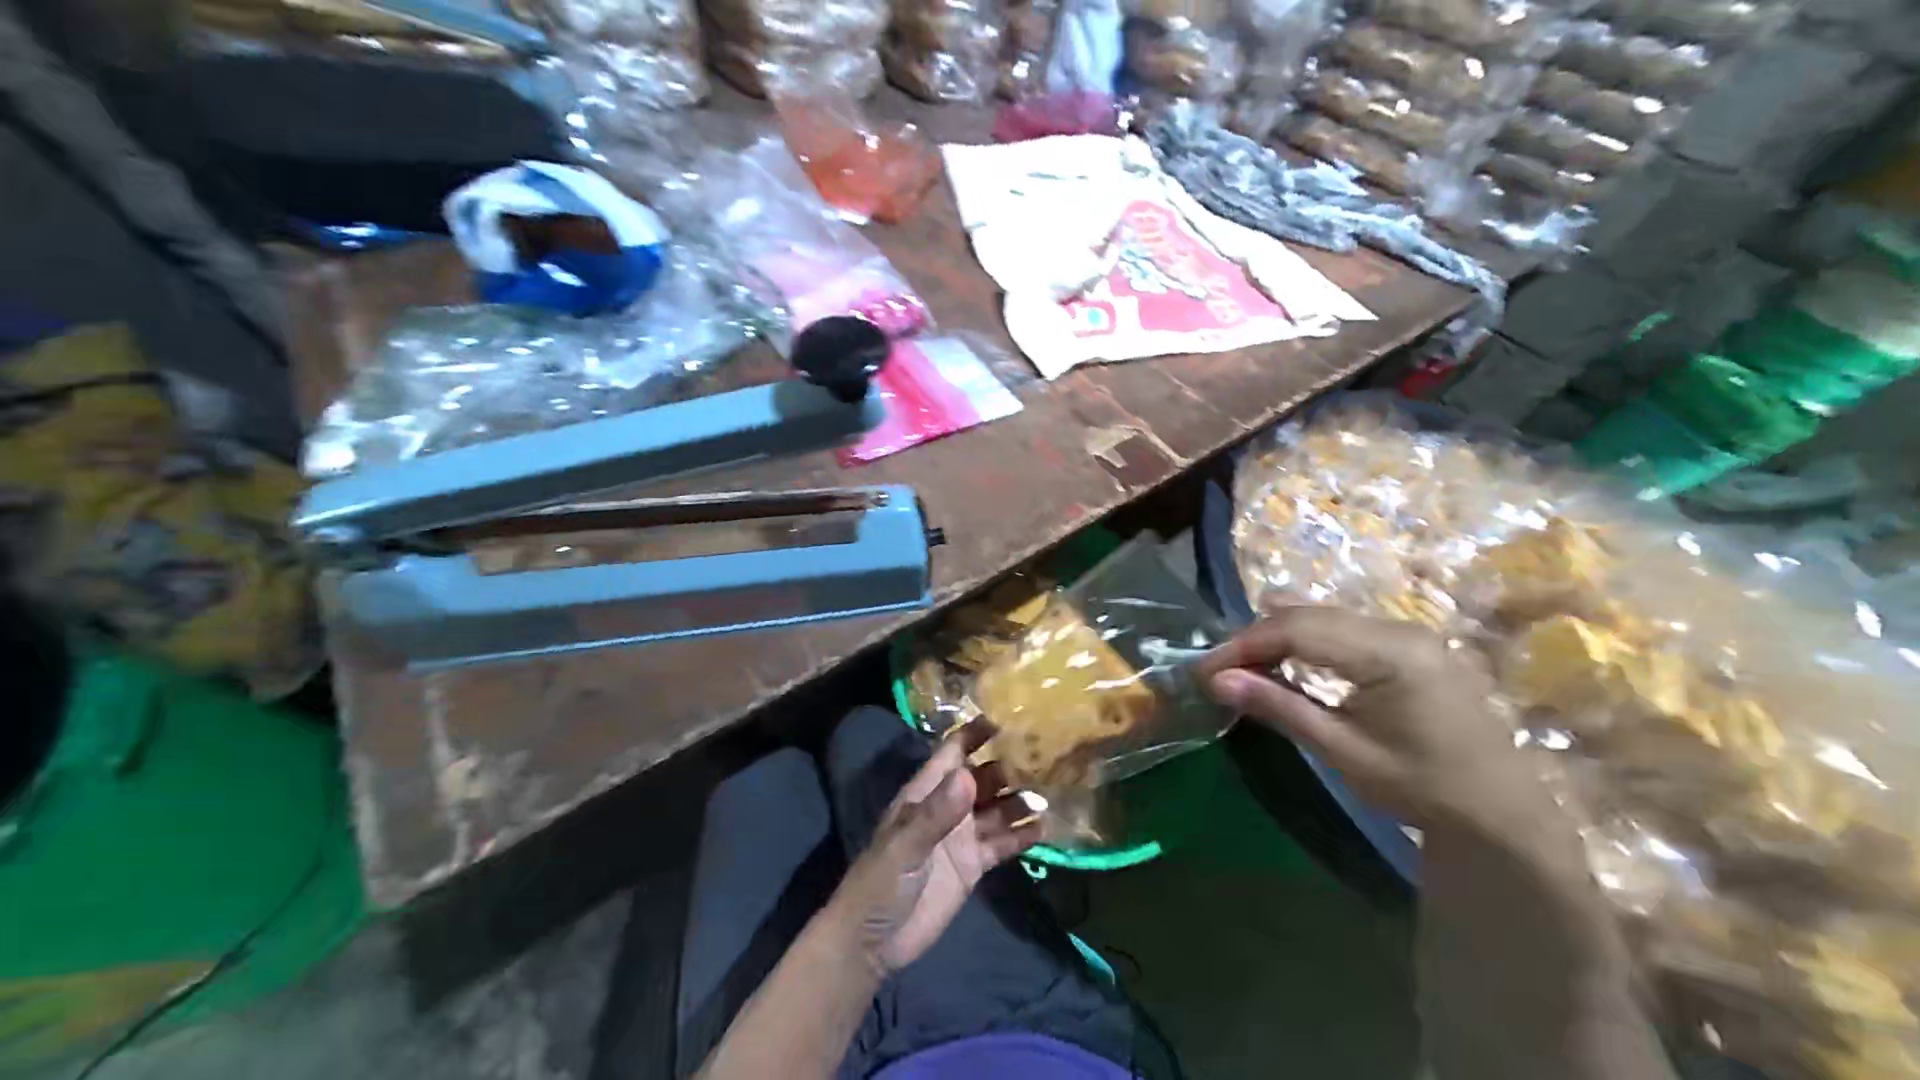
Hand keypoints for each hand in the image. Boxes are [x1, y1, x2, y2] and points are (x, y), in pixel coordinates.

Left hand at [823, 726, 1043, 978]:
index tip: (1009, 717)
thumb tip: (967, 774)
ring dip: (1021, 800)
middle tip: (1046, 754)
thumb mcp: (905, 846)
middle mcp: (948, 807)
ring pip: (998, 809)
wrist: (874, 943)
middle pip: (983, 777)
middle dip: (1010, 765)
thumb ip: (936, 814)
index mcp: (926, 793)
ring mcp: (962, 836)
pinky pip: (1003, 843)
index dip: (976, 733)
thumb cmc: (880, 884)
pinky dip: (1023, 836)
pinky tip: (1047, 828)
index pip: (953, 752)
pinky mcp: (974, 864)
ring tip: (1053, 790)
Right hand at [1197, 606, 1542, 830]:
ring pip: (1323, 617)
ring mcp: (1407, 633)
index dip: (1244, 645)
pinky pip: (1343, 628)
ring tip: (1243, 666)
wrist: (1500, 814)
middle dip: (1256, 639)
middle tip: (1218, 670)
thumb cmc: (1420, 787)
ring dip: (1278, 637)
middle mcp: (1399, 629)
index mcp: (1390, 653)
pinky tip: (1285, 660)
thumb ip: (1278, 706)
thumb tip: (1216, 681)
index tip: (1205, 670)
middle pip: (1308, 616)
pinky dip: (1305, 640)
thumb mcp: (1342, 750)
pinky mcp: (1409, 645)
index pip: (1297, 630)